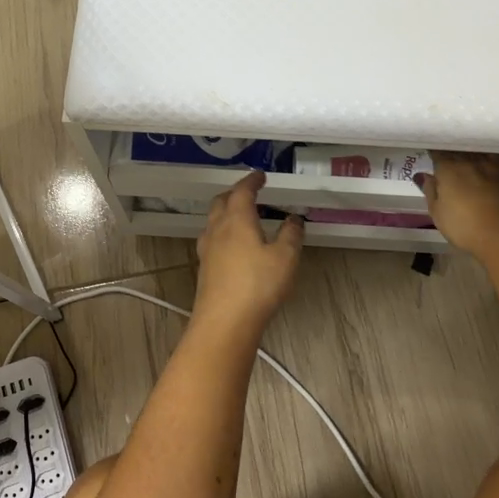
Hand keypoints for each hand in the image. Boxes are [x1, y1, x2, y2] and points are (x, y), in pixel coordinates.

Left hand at [193, 171, 302, 334]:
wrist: (224, 322)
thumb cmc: (258, 285)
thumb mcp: (285, 258)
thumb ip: (291, 235)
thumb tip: (294, 218)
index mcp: (237, 219)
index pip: (242, 191)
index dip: (251, 181)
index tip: (260, 175)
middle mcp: (217, 229)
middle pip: (221, 202)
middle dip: (234, 194)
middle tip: (249, 194)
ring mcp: (207, 249)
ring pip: (213, 221)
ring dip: (226, 212)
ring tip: (242, 217)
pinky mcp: (204, 268)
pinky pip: (212, 239)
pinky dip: (223, 232)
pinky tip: (232, 246)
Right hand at [414, 152, 498, 257]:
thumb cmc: (465, 227)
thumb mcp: (438, 214)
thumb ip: (430, 191)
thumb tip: (422, 175)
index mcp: (448, 169)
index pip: (437, 153)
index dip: (433, 154)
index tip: (430, 156)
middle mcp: (469, 162)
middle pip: (458, 151)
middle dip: (451, 152)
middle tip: (446, 156)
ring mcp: (491, 167)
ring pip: (478, 153)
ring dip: (471, 154)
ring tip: (467, 158)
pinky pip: (497, 161)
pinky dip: (492, 160)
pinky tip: (491, 164)